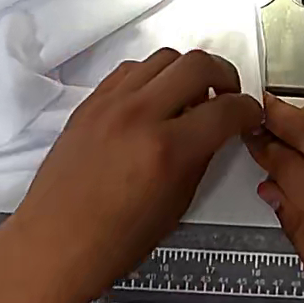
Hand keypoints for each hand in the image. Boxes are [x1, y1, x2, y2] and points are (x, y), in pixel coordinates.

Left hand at [0, 49, 261, 302]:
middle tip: (226, 95)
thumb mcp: (176, 205)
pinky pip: (132, 69)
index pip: (226, 109)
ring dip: (188, 71)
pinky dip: (153, 76)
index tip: (250, 114)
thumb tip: (217, 129)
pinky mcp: (90, 102)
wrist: (52, 245)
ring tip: (191, 95)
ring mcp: (111, 104)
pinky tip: (156, 98)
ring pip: (165, 57)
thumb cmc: (112, 242)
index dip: (249, 110)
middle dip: (224, 75)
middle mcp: (139, 116)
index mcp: (166, 151)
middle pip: (198, 64)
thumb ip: (202, 158)